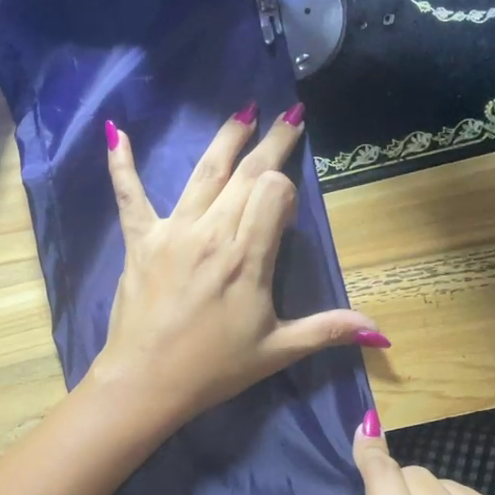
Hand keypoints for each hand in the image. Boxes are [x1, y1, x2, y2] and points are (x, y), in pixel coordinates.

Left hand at [88, 105, 384, 423]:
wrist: (146, 383)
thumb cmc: (214, 370)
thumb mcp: (276, 351)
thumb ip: (326, 331)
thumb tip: (378, 331)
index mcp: (248, 258)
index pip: (274, 193)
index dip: (285, 190)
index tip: (285, 206)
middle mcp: (212, 233)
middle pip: (247, 173)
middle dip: (272, 142)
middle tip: (290, 115)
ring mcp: (173, 232)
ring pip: (204, 172)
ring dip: (226, 138)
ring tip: (245, 111)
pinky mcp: (140, 241)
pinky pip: (130, 195)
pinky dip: (122, 164)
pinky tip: (116, 132)